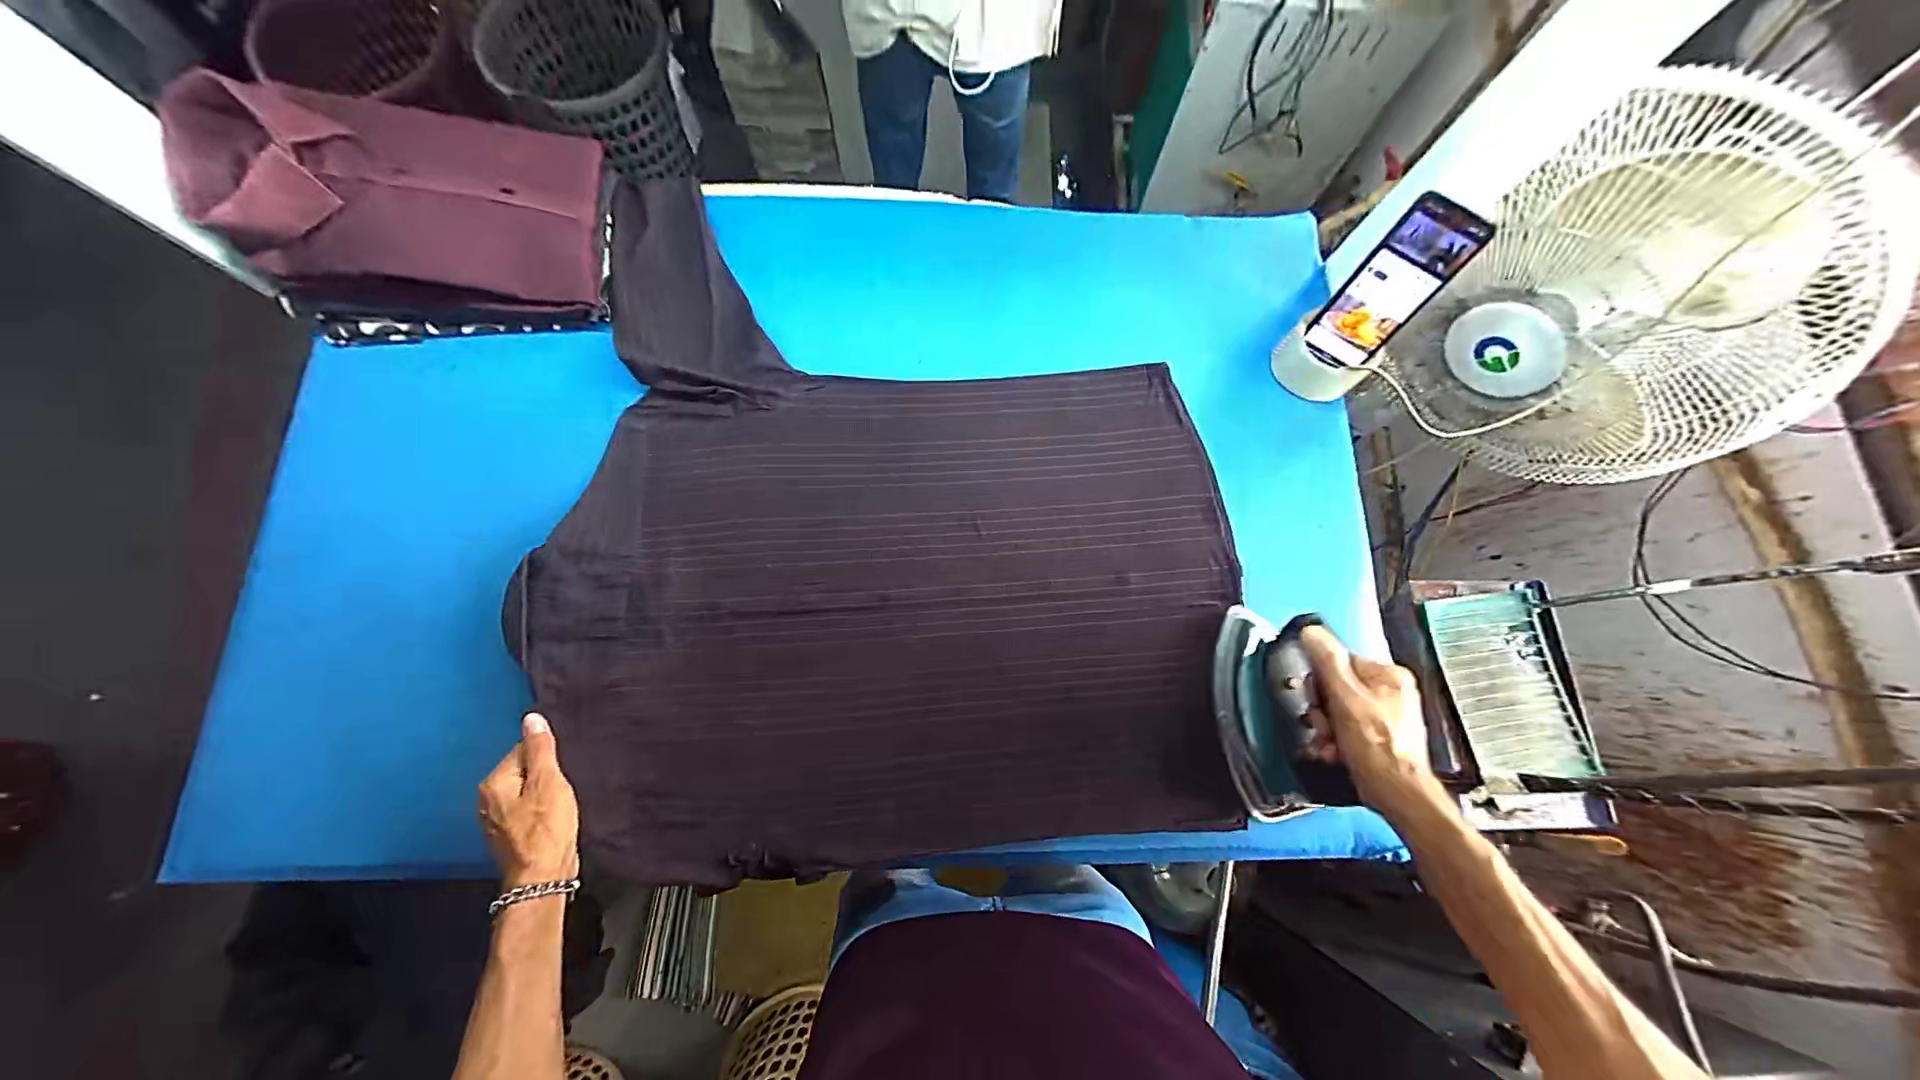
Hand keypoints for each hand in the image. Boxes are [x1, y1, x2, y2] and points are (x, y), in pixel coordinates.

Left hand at [478, 712, 579, 887]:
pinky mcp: (509, 834)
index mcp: (494, 782)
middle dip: (545, 773)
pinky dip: (541, 807)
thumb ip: (541, 748)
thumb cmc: (547, 825)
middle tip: (567, 781)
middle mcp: (488, 799)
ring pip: (526, 790)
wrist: (542, 876)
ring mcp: (496, 820)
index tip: (564, 765)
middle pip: (523, 770)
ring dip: (544, 790)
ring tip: (564, 797)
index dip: (547, 754)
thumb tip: (531, 718)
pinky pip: (527, 808)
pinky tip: (555, 814)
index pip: (523, 750)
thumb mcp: (549, 781)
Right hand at [1294, 626, 1447, 820]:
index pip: (1338, 662)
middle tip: (1323, 725)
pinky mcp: (1379, 736)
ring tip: (1329, 742)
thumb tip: (1312, 631)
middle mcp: (1391, 692)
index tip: (1316, 699)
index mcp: (1388, 675)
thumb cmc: (1376, 747)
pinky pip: (1347, 728)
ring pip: (1338, 709)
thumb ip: (1327, 662)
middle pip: (1336, 686)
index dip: (1320, 681)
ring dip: (1326, 726)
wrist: (1395, 792)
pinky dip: (1336, 739)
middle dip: (1323, 708)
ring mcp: (1386, 715)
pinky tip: (1335, 750)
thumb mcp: (1345, 698)